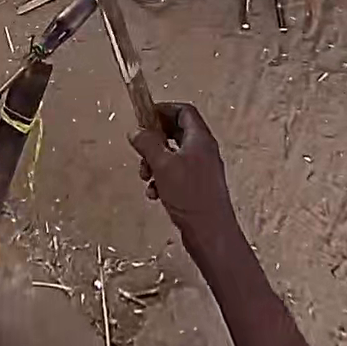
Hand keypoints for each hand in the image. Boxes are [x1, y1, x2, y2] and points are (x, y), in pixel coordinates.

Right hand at [129, 102, 239, 251]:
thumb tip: (135, 131)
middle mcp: (203, 151)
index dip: (163, 109)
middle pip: (176, 131)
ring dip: (155, 160)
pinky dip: (162, 177)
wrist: (211, 236)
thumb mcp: (162, 165)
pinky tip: (154, 192)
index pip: (184, 111)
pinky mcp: (198, 187)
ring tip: (144, 175)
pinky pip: (176, 172)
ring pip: (173, 154)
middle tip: (140, 147)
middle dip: (154, 138)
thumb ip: (147, 143)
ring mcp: (202, 170)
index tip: (144, 117)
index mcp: (200, 139)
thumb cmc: (189, 195)